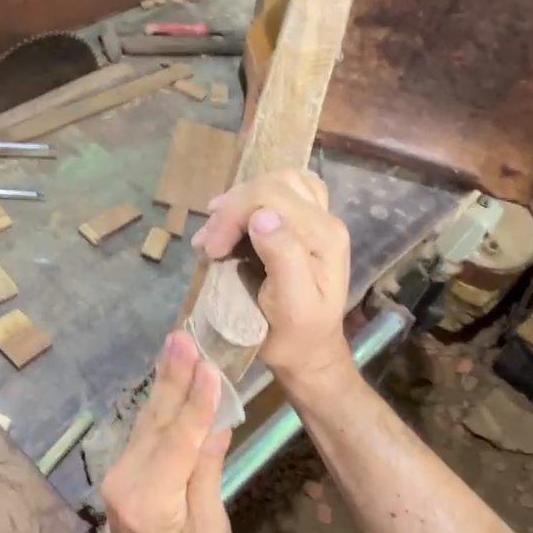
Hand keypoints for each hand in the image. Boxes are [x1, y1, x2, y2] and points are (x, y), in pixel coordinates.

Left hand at [100, 332, 233, 532]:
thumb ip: (207, 478)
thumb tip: (216, 426)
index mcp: (152, 502)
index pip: (178, 442)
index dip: (196, 404)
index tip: (210, 368)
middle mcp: (127, 480)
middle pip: (157, 422)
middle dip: (173, 378)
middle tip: (183, 338)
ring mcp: (120, 472)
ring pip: (148, 421)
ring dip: (165, 381)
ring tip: (176, 345)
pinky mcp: (122, 469)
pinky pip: (145, 430)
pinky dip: (160, 401)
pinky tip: (169, 376)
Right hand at [191, 169, 351, 386]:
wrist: (308, 351)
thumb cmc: (294, 335)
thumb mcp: (291, 306)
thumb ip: (283, 257)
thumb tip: (262, 217)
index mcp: (323, 236)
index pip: (270, 197)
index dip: (232, 216)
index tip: (210, 251)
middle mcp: (325, 219)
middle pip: (271, 183)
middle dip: (231, 208)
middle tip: (208, 245)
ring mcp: (317, 218)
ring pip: (275, 181)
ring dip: (239, 201)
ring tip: (215, 233)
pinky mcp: (305, 222)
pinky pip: (280, 191)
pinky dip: (251, 201)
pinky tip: (234, 222)